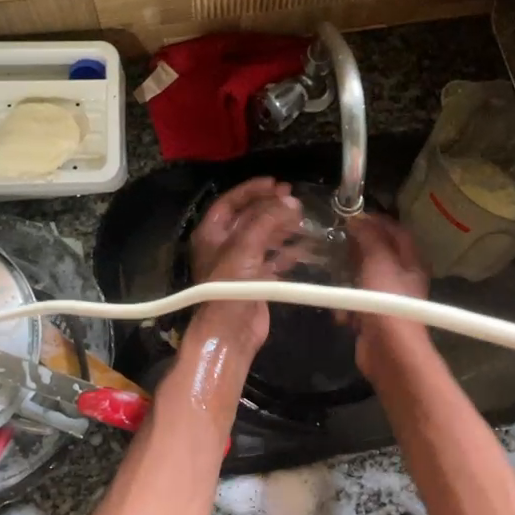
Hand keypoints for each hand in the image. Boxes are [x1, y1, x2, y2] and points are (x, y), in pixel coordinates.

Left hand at [187, 177, 305, 342]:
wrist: (230, 331)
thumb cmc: (229, 286)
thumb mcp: (245, 246)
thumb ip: (267, 220)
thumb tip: (289, 200)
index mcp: (211, 234)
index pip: (230, 202)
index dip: (251, 190)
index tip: (276, 183)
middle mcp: (223, 245)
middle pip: (248, 217)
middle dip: (270, 207)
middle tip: (293, 199)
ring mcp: (240, 263)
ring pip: (263, 237)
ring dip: (281, 227)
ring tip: (302, 219)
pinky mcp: (255, 280)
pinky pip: (273, 258)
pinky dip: (287, 251)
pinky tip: (304, 246)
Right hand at [347, 214, 433, 369]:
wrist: (389, 351)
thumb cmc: (387, 301)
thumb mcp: (378, 261)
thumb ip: (369, 238)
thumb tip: (358, 219)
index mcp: (412, 262)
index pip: (398, 232)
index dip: (378, 221)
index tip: (355, 216)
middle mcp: (403, 279)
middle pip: (380, 255)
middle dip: (359, 250)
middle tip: (339, 242)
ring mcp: (389, 301)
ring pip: (365, 280)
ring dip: (349, 281)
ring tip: (335, 277)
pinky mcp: (374, 319)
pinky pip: (357, 305)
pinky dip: (348, 309)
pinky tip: (343, 315)